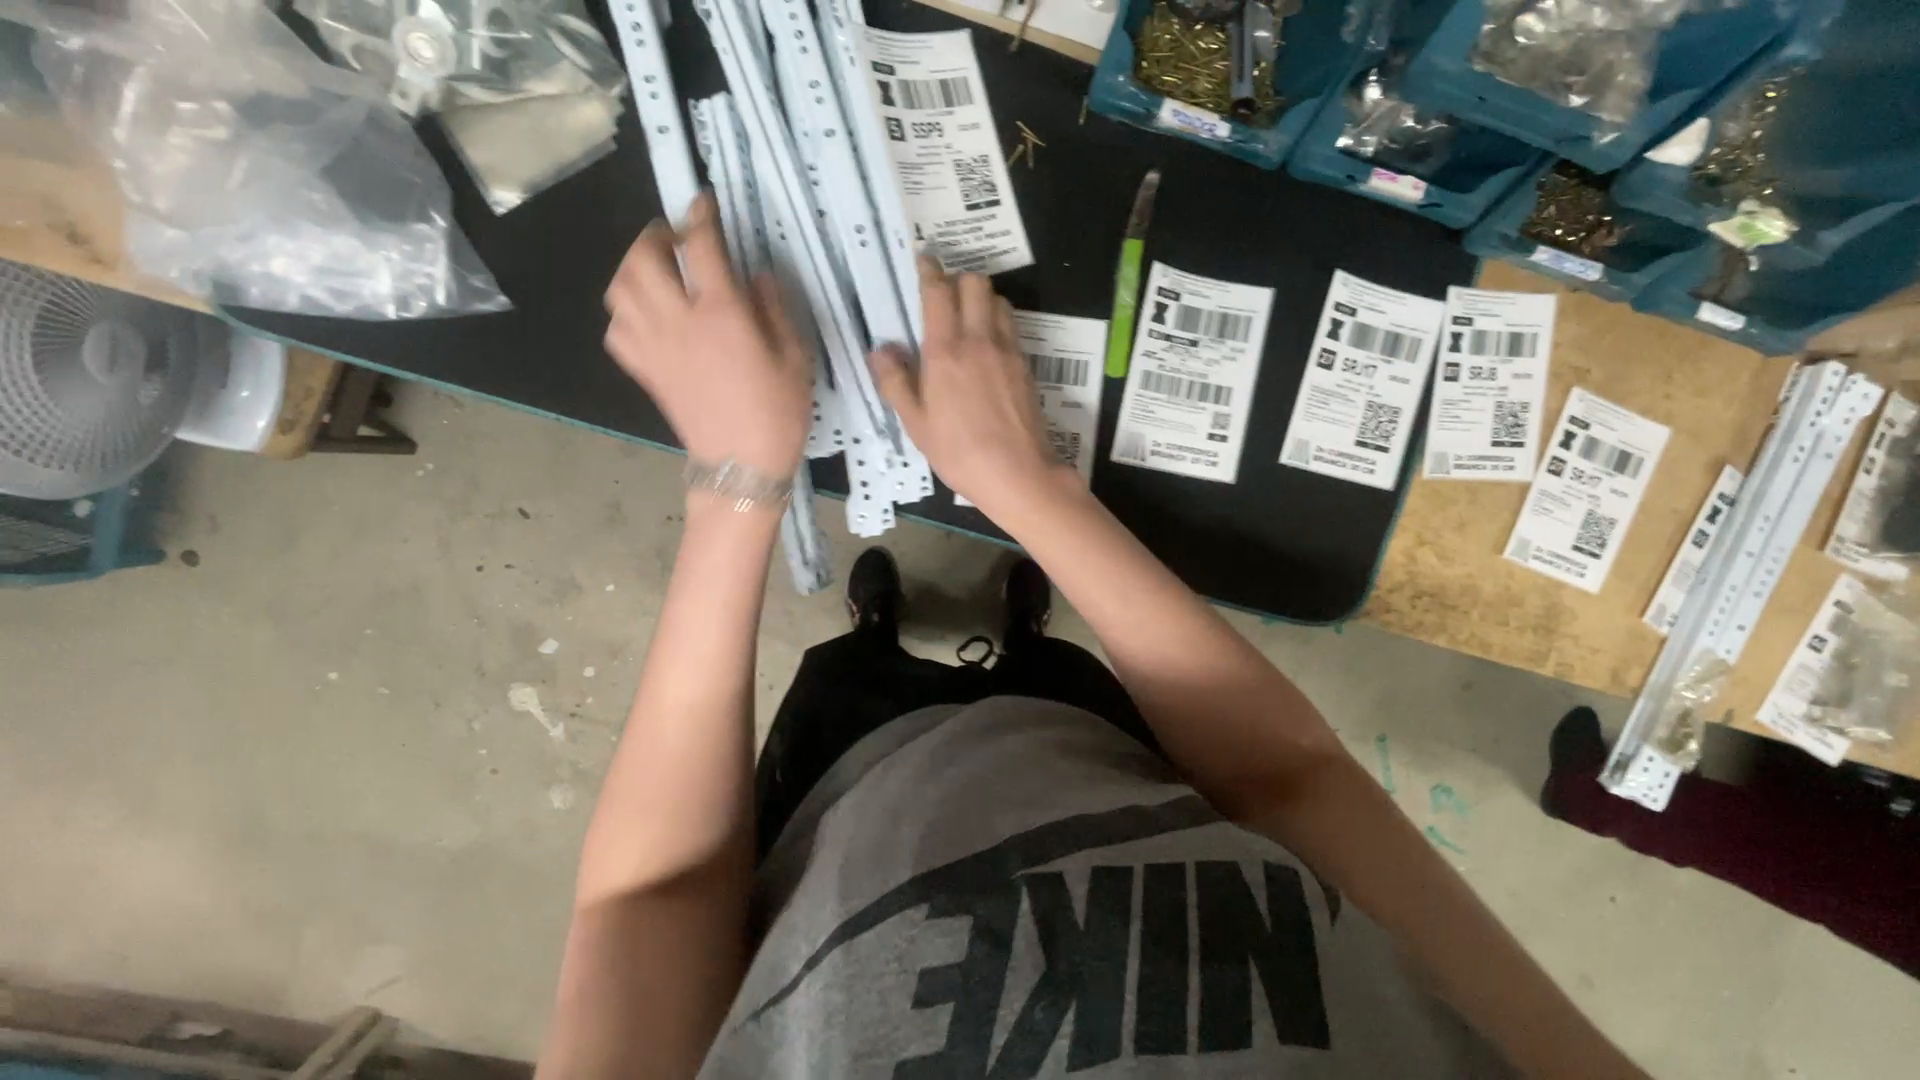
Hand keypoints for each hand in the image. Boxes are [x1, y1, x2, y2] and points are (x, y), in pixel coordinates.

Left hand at [604, 193, 811, 477]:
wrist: (740, 466)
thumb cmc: (777, 413)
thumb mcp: (796, 357)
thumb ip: (774, 308)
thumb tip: (754, 275)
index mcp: (722, 313)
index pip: (701, 244)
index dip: (701, 214)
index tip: (704, 202)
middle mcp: (678, 321)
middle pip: (643, 257)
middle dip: (655, 235)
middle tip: (675, 238)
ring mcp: (654, 346)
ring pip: (620, 288)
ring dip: (633, 268)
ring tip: (657, 271)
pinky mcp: (644, 370)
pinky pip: (616, 328)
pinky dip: (625, 312)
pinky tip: (648, 315)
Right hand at [868, 259, 1072, 513]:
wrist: (1016, 473)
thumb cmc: (958, 452)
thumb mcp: (915, 423)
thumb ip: (895, 382)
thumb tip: (880, 350)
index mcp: (945, 351)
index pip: (938, 291)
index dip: (928, 271)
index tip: (922, 262)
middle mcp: (979, 340)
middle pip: (975, 283)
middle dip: (958, 279)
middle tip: (943, 296)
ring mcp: (1007, 350)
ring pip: (998, 300)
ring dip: (981, 299)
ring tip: (967, 319)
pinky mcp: (1025, 365)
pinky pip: (1011, 327)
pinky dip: (998, 322)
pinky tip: (987, 345)